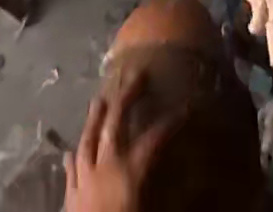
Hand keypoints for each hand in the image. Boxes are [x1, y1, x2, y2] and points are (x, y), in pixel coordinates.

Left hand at [64, 70, 179, 211]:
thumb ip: (180, 200)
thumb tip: (205, 185)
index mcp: (131, 170)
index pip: (158, 135)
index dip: (176, 120)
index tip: (191, 107)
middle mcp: (105, 166)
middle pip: (116, 121)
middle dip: (128, 95)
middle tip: (138, 73)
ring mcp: (83, 180)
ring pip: (87, 138)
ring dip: (95, 116)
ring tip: (100, 98)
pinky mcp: (68, 199)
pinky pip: (70, 170)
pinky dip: (73, 156)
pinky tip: (71, 150)